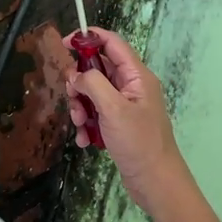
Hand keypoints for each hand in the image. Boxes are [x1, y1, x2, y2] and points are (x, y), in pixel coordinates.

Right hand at [66, 28, 182, 210]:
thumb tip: (76, 75)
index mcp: (136, 76)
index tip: (65, 42)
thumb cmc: (138, 142)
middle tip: (72, 96)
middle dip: (79, 81)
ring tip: (80, 123)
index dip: (88, 37)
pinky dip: (87, 123)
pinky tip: (84, 139)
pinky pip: (96, 113)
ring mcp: (125, 106)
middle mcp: (131, 87)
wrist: (156, 184)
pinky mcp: (119, 124)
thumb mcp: (113, 108)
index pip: (112, 43)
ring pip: (93, 92)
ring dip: (80, 105)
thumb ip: (93, 83)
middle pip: (98, 68)